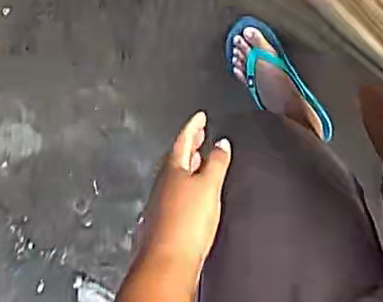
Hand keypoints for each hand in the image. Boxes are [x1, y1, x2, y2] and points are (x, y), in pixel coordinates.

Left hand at [132, 111, 232, 274]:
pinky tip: (193, 195)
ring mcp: (160, 205)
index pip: (183, 139)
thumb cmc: (186, 224)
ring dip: (189, 165)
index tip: (200, 116)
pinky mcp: (162, 224)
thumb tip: (222, 144)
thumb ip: (217, 162)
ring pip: (176, 176)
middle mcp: (163, 183)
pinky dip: (186, 187)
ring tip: (200, 160)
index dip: (193, 126)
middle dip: (191, 144)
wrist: (167, 266)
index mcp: (173, 168)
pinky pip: (175, 195)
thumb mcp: (209, 185)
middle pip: (178, 157)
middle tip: (200, 134)